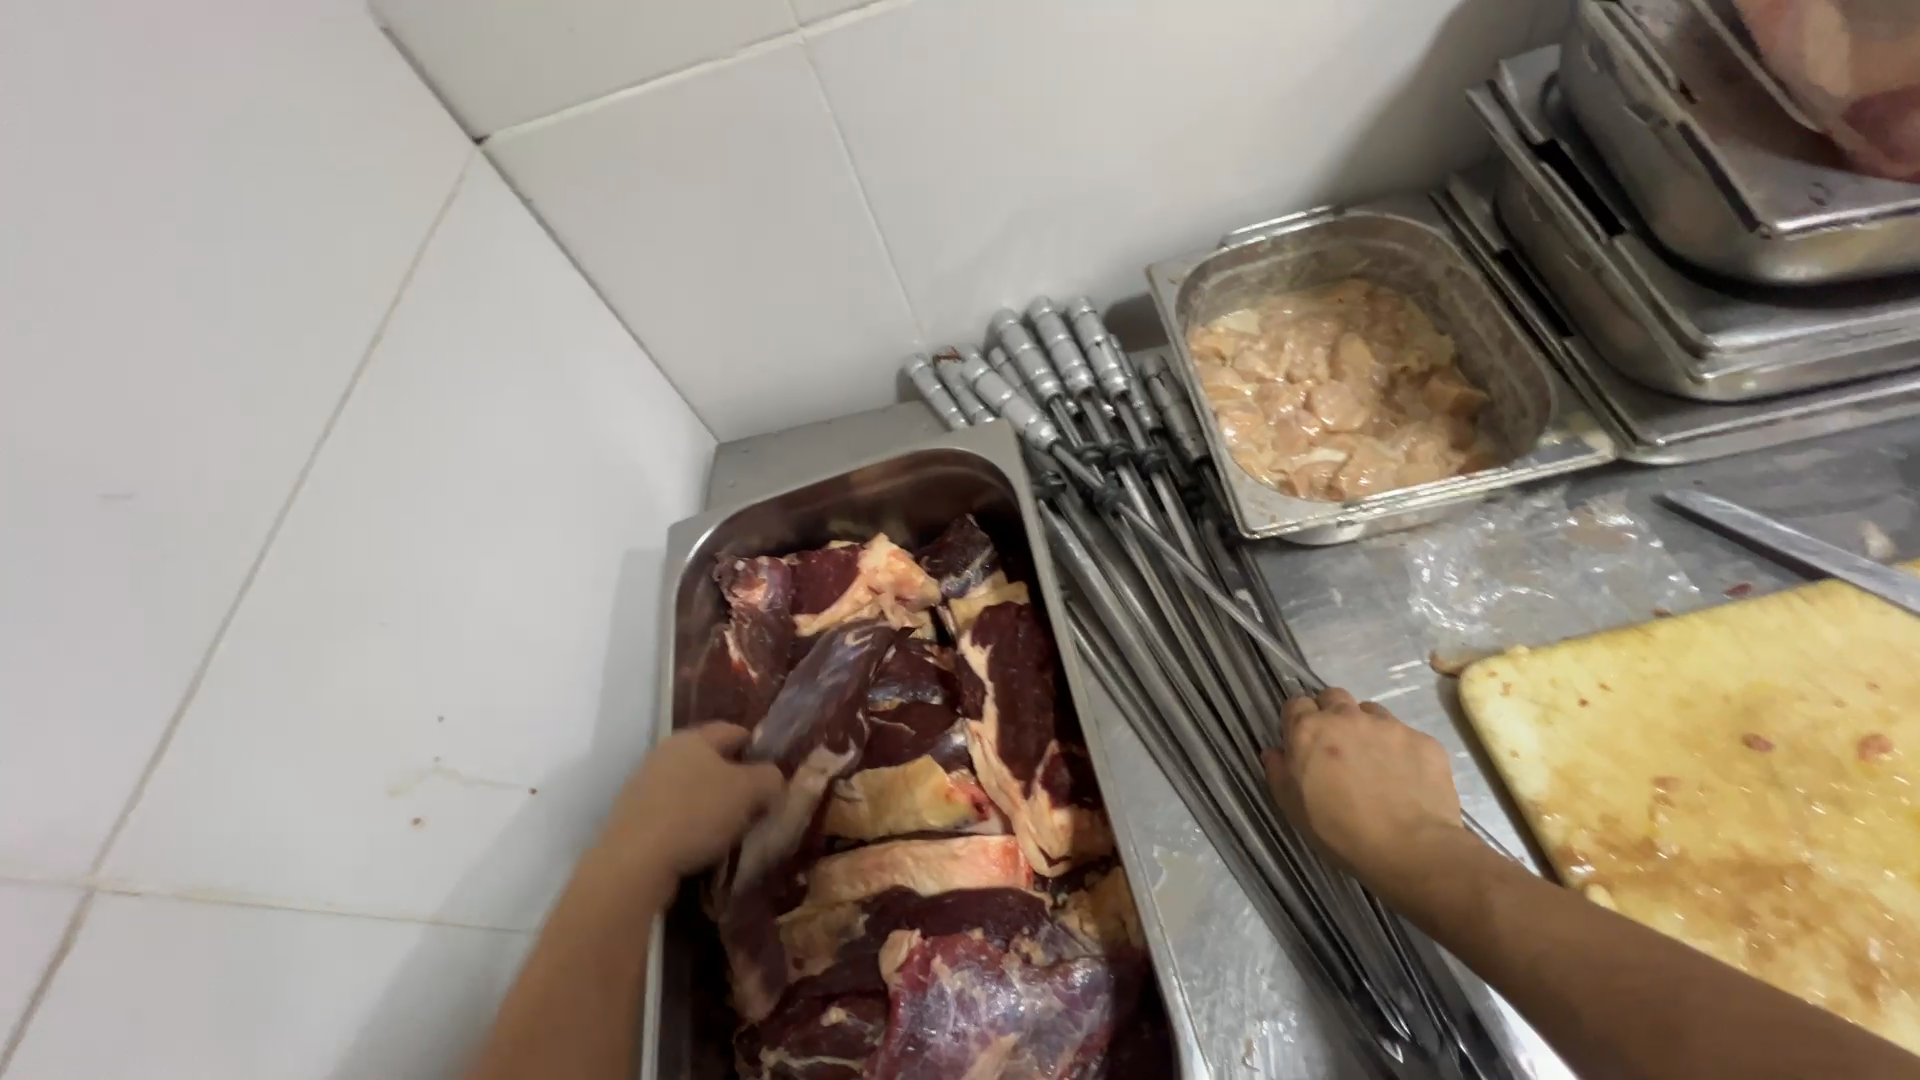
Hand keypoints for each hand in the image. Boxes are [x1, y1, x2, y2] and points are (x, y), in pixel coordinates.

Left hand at [595, 724, 784, 881]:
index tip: (772, 768)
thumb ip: (769, 778)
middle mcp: (665, 754)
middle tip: (756, 800)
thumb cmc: (697, 813)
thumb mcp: (748, 792)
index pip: (732, 730)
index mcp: (693, 738)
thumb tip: (772, 778)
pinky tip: (701, 843)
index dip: (756, 745)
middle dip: (733, 777)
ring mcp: (644, 785)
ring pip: (690, 787)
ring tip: (731, 827)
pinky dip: (689, 822)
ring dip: (711, 802)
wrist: (635, 861)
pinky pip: (672, 812)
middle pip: (709, 759)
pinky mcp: (633, 817)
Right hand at [1262, 688, 1463, 896]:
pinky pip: (1406, 735)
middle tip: (1336, 746)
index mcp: (1309, 730)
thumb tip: (1275, 753)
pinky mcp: (1423, 740)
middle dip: (1332, 713)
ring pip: (1371, 712)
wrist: (1409, 849)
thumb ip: (1278, 772)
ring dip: (1366, 728)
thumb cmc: (1338, 830)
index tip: (1304, 741)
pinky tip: (1405, 777)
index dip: (1298, 720)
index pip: (1296, 703)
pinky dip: (1400, 749)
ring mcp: (1388, 726)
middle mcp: (1346, 717)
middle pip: (1334, 697)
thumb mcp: (1292, 806)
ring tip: (1374, 761)